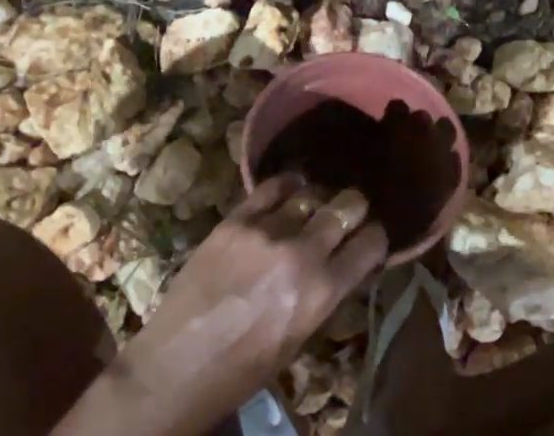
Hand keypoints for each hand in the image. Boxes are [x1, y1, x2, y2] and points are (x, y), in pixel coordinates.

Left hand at [112, 175, 387, 432]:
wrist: (177, 367)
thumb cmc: (244, 368)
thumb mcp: (301, 337)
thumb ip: (328, 293)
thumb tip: (348, 262)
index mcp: (322, 292)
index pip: (370, 244)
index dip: (376, 238)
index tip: (371, 238)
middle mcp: (300, 254)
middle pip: (347, 206)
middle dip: (355, 209)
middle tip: (349, 213)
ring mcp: (265, 232)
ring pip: (311, 193)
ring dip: (320, 198)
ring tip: (316, 204)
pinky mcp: (234, 221)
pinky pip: (271, 187)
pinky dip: (287, 185)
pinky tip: (292, 189)